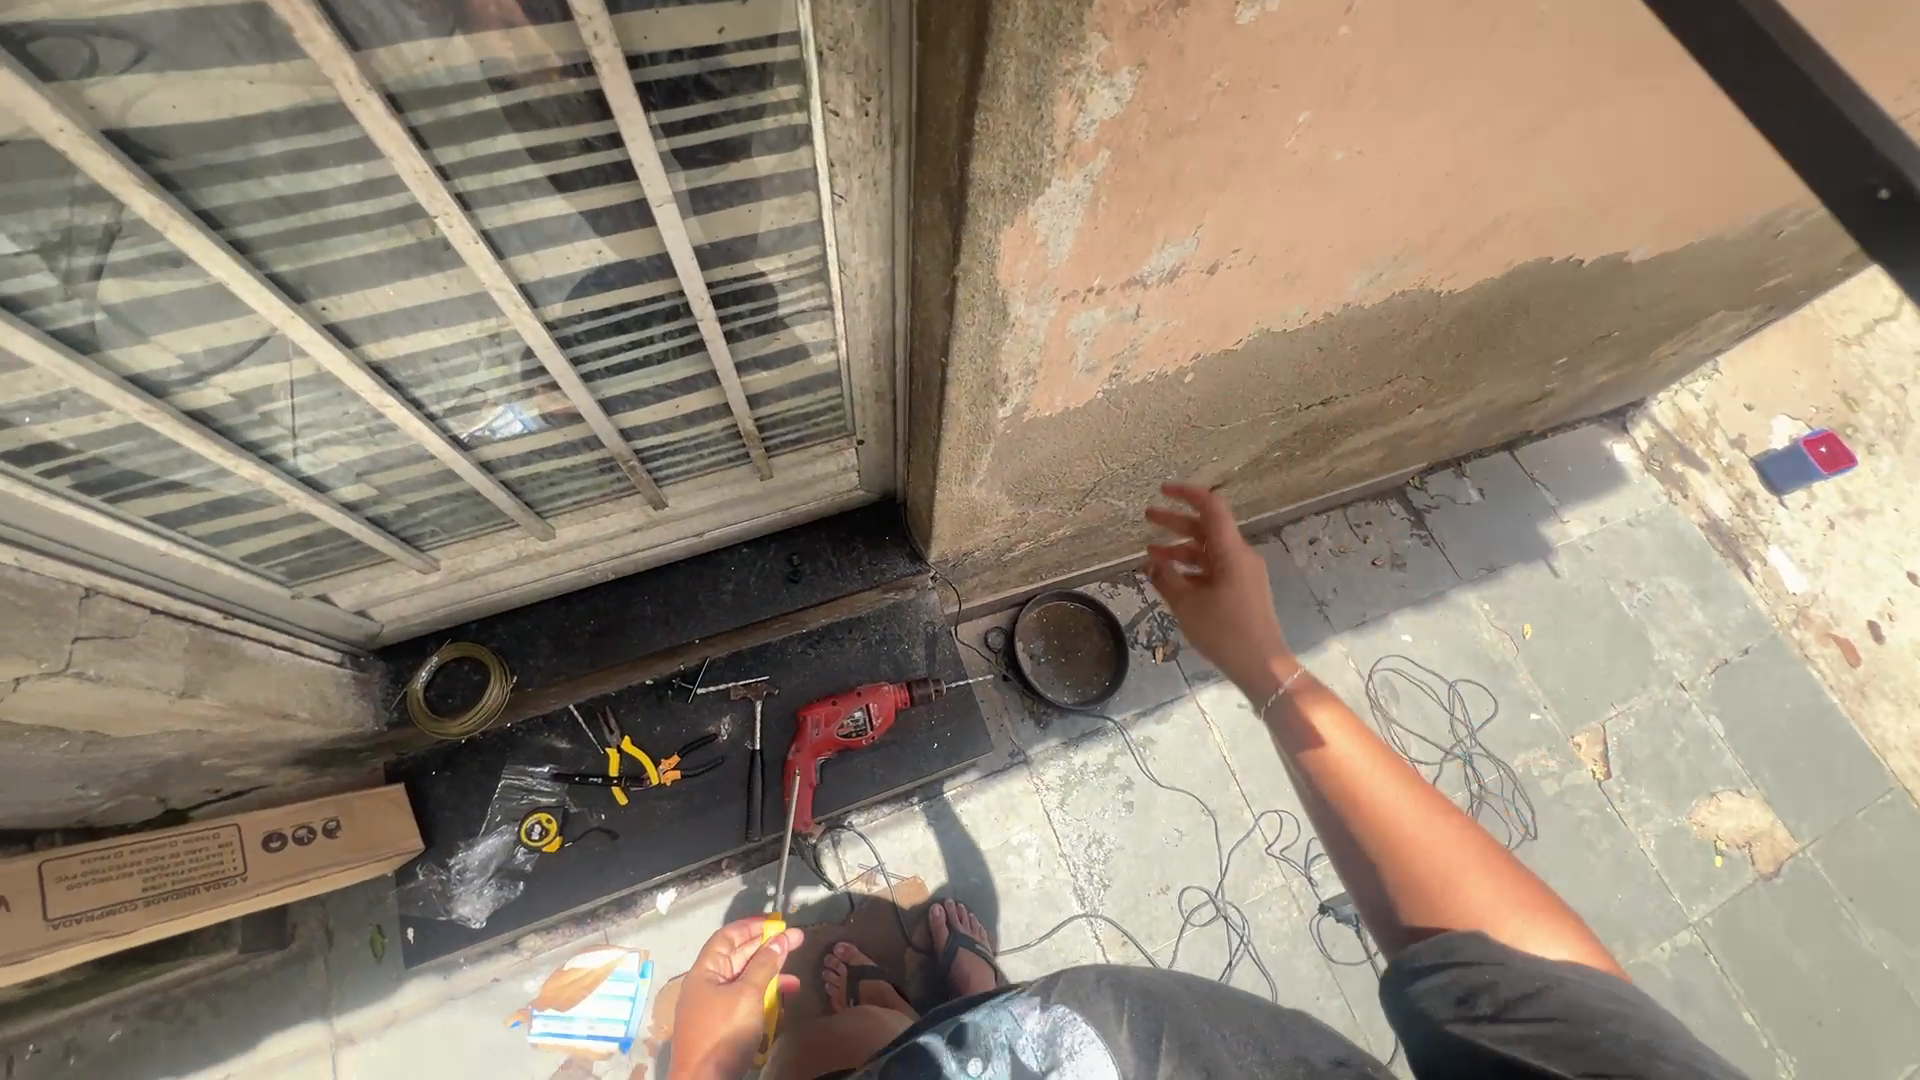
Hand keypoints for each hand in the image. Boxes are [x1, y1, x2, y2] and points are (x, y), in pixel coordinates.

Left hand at [668, 917, 802, 1079]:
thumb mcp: (748, 994)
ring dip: (770, 973)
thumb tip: (781, 938)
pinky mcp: (725, 1027)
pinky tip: (785, 997)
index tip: (776, 922)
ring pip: (746, 980)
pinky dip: (765, 997)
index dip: (751, 926)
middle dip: (767, 947)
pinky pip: (747, 1002)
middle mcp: (708, 986)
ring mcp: (716, 1008)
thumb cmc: (723, 1033)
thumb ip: (765, 964)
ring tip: (795, 971)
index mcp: (705, 972)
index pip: (727, 937)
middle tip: (796, 938)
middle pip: (739, 957)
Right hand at [1145, 484, 1294, 689]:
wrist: (1262, 665)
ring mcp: (1243, 575)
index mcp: (1231, 552)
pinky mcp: (1242, 591)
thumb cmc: (1225, 631)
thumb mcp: (1187, 605)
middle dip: (1175, 522)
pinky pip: (1213, 570)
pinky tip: (1170, 579)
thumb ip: (1166, 578)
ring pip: (1207, 552)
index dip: (1186, 495)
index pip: (1211, 508)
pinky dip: (1191, 569)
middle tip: (1147, 517)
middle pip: (1206, 529)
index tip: (1162, 490)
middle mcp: (1240, 557)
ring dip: (1179, 550)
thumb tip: (1151, 563)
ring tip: (1150, 555)